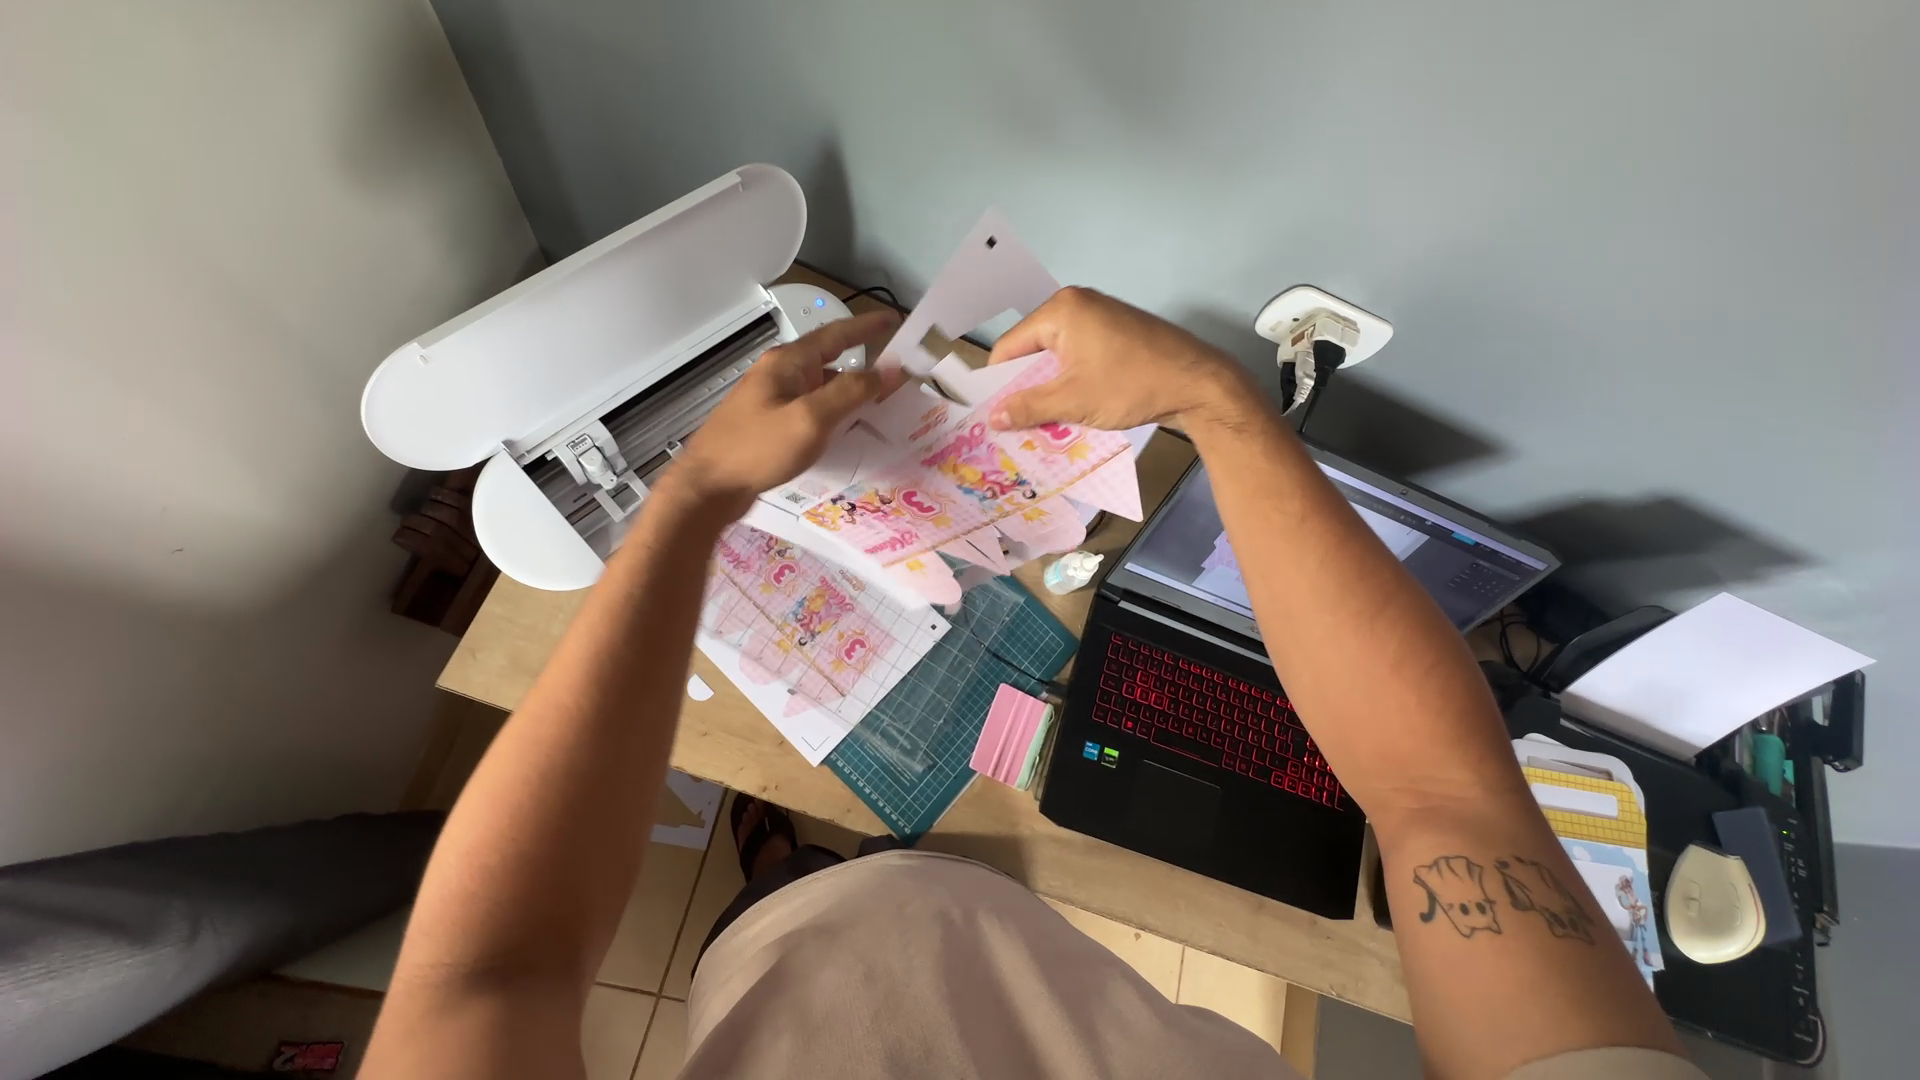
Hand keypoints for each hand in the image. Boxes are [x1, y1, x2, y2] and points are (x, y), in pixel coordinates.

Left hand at [670, 310, 903, 514]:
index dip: (866, 327)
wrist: (708, 487)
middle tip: (899, 377)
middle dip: (864, 366)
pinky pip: (811, 412)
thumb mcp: (811, 419)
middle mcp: (779, 375)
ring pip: (821, 390)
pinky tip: (847, 433)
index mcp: (788, 363)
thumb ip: (851, 392)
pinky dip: (834, 415)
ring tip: (882, 407)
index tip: (894, 321)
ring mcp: (772, 400)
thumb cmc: (758, 449)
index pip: (836, 334)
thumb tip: (888, 370)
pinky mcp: (769, 425)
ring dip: (850, 394)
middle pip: (830, 362)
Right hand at [985, 287, 1259, 433]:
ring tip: (1044, 422)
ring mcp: (1099, 316)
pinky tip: (1073, 409)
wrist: (1200, 383)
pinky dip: (1071, 382)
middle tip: (1016, 423)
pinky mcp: (1116, 333)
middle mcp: (1077, 304)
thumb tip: (993, 419)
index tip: (993, 415)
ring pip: (1056, 357)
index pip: (1009, 346)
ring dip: (1049, 389)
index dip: (998, 383)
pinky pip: (1078, 357)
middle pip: (1032, 350)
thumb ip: (1028, 408)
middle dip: (1025, 387)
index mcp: (1061, 310)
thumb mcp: (1073, 401)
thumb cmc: (1132, 385)